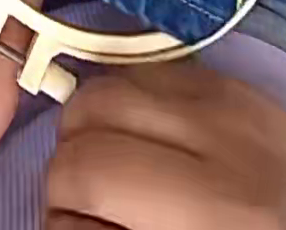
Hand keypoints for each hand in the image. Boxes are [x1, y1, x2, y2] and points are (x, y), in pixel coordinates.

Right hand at [46, 62, 285, 229]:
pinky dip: (122, 102)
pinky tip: (141, 138)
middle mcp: (215, 140)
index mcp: (217, 214)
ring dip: (88, 127)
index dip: (57, 215)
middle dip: (66, 168)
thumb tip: (65, 223)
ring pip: (103, 84)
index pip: (85, 178)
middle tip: (85, 207)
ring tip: (108, 168)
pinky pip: (141, 71)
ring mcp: (223, 95)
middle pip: (85, 123)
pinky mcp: (227, 76)